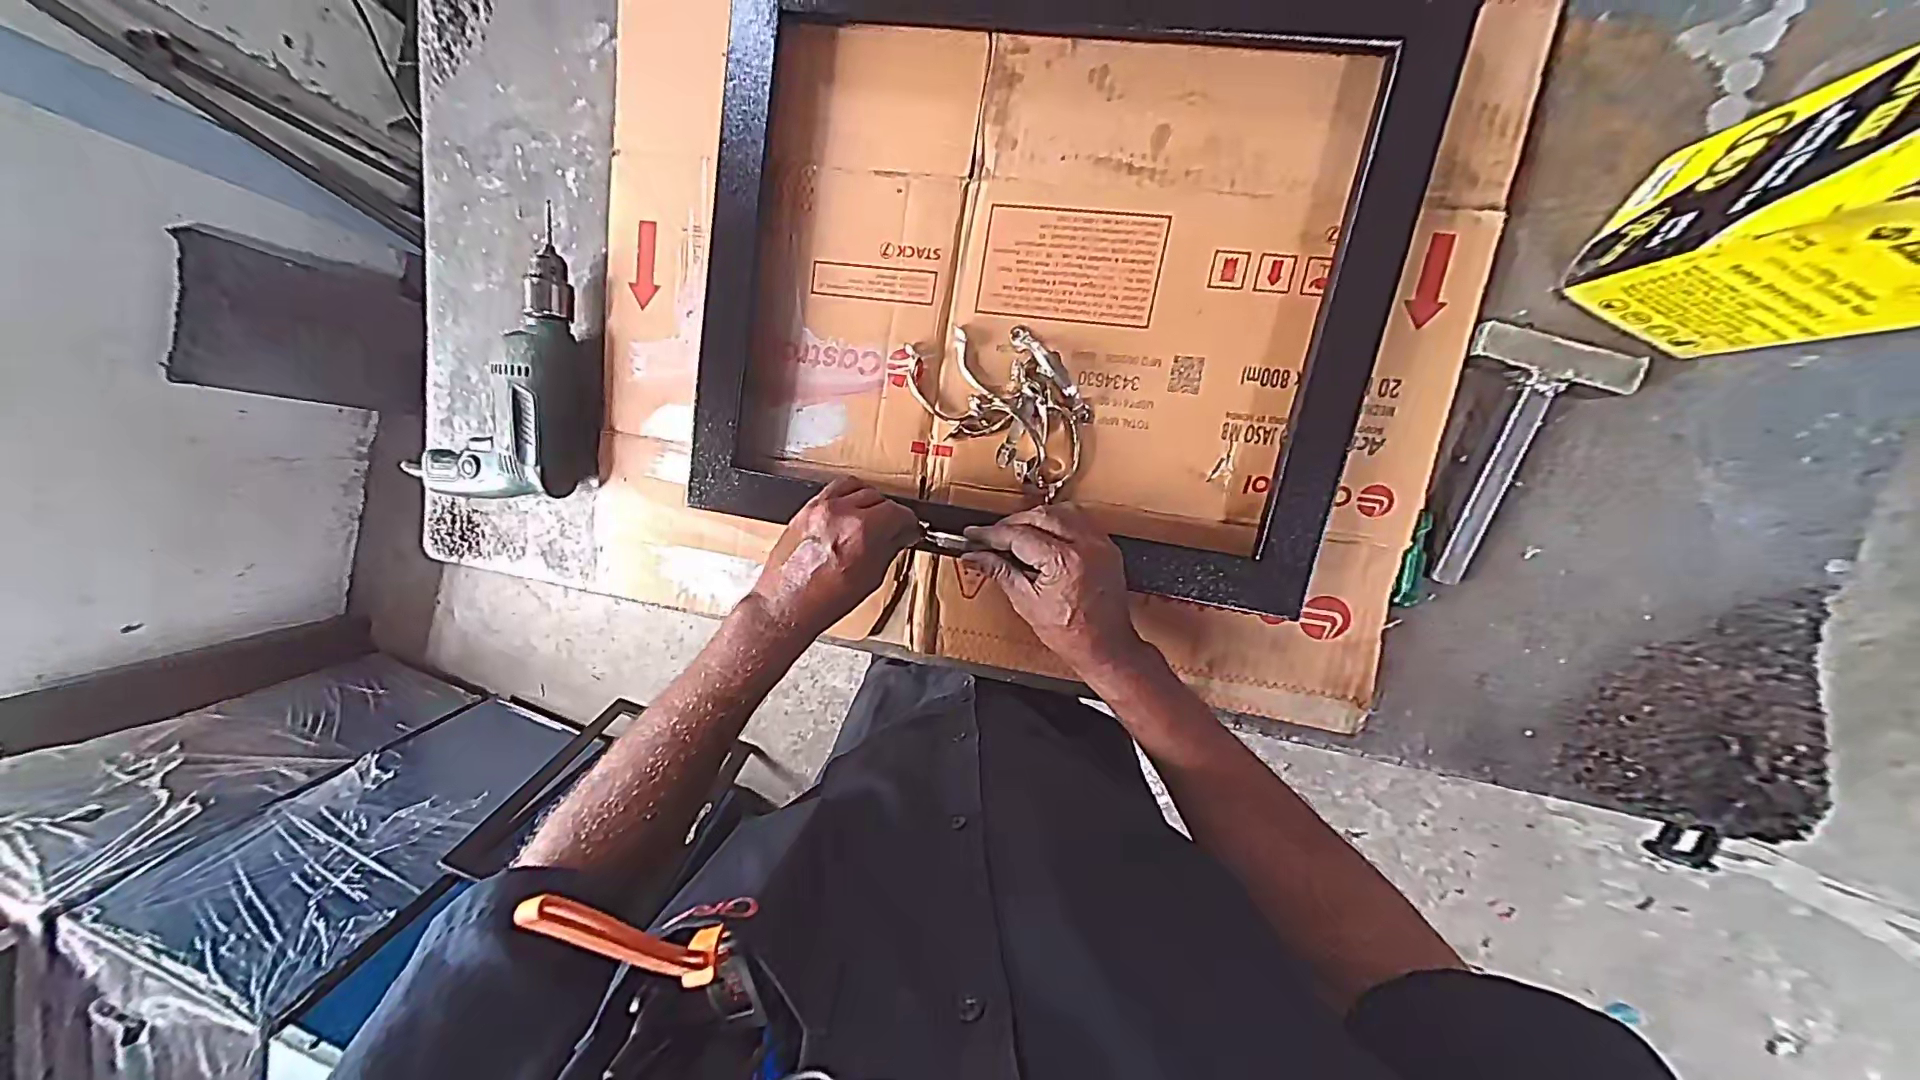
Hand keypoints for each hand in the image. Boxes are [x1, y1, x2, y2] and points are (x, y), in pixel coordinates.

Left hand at [745, 476, 921, 639]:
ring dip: (869, 500)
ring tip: (872, 518)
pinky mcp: (806, 509)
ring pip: (857, 488)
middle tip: (895, 529)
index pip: (898, 512)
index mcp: (861, 531)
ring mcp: (820, 508)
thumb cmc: (823, 600)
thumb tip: (901, 535)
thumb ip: (889, 549)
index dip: (909, 523)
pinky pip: (834, 490)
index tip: (911, 529)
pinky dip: (847, 496)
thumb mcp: (871, 578)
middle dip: (891, 513)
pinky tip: (851, 510)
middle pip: (879, 498)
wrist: (786, 605)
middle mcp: (840, 513)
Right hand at [961, 504, 1154, 680]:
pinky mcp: (1107, 546)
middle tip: (991, 537)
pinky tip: (1045, 533)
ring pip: (1060, 510)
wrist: (1105, 647)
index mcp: (1063, 561)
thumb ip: (1000, 572)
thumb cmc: (1072, 634)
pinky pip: (1080, 519)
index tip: (974, 535)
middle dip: (1010, 524)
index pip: (1018, 535)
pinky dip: (1058, 521)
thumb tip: (976, 557)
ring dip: (1035, 517)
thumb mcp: (1027, 603)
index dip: (991, 534)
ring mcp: (1099, 544)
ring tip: (1017, 533)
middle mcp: (1085, 546)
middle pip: (1038, 516)